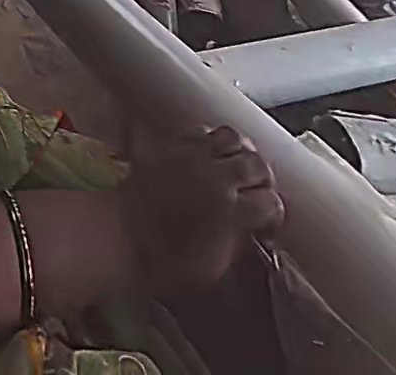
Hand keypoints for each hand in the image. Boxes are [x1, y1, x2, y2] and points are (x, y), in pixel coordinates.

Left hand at [121, 125, 283, 289]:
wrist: (122, 232)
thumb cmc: (165, 258)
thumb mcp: (214, 265)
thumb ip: (239, 240)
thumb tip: (252, 227)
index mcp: (229, 209)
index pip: (271, 203)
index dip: (274, 217)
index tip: (266, 227)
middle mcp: (215, 174)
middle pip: (258, 164)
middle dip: (263, 181)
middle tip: (256, 194)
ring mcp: (193, 153)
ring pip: (233, 137)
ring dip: (241, 153)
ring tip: (237, 168)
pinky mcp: (174, 142)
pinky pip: (204, 130)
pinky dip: (213, 140)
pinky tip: (210, 156)